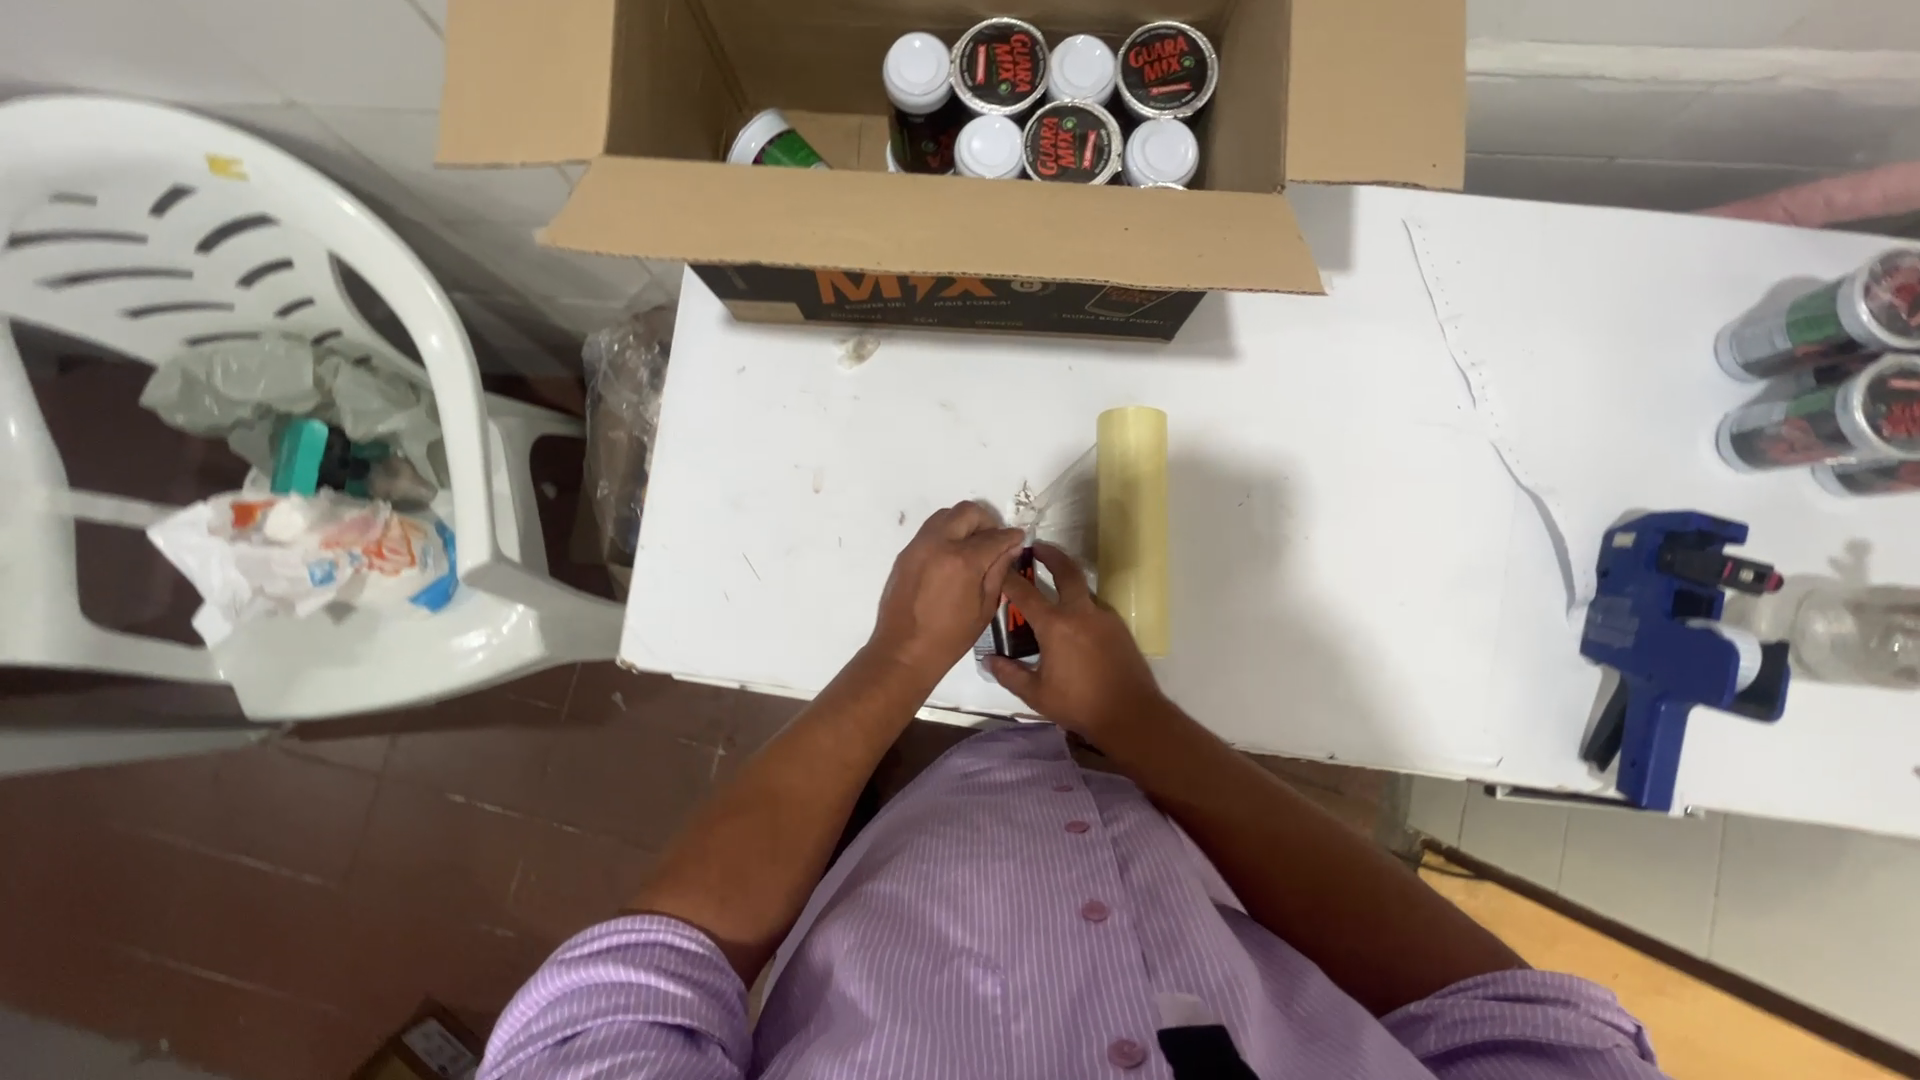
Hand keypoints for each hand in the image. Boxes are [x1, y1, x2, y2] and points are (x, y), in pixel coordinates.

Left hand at [868, 502, 1025, 682]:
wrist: (904, 650)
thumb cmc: (950, 637)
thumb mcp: (985, 608)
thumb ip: (998, 572)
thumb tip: (1010, 547)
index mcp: (963, 560)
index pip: (994, 536)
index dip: (1011, 536)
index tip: (1018, 539)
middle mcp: (939, 544)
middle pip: (967, 512)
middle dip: (986, 521)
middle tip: (994, 541)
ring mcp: (918, 546)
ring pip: (945, 515)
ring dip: (964, 523)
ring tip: (973, 547)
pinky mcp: (906, 553)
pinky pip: (930, 530)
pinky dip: (946, 533)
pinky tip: (953, 557)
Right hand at [986, 543, 1168, 737]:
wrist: (1131, 714)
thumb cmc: (1079, 704)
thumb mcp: (1036, 694)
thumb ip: (1010, 674)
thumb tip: (990, 661)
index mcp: (1056, 626)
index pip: (1025, 593)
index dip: (1008, 578)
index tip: (998, 566)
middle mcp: (1081, 613)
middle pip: (1065, 571)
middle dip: (1050, 555)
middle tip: (1037, 547)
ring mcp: (1104, 618)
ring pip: (1083, 589)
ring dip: (1068, 580)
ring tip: (1053, 586)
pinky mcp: (1119, 628)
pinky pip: (1095, 608)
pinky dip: (1081, 605)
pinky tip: (1075, 621)